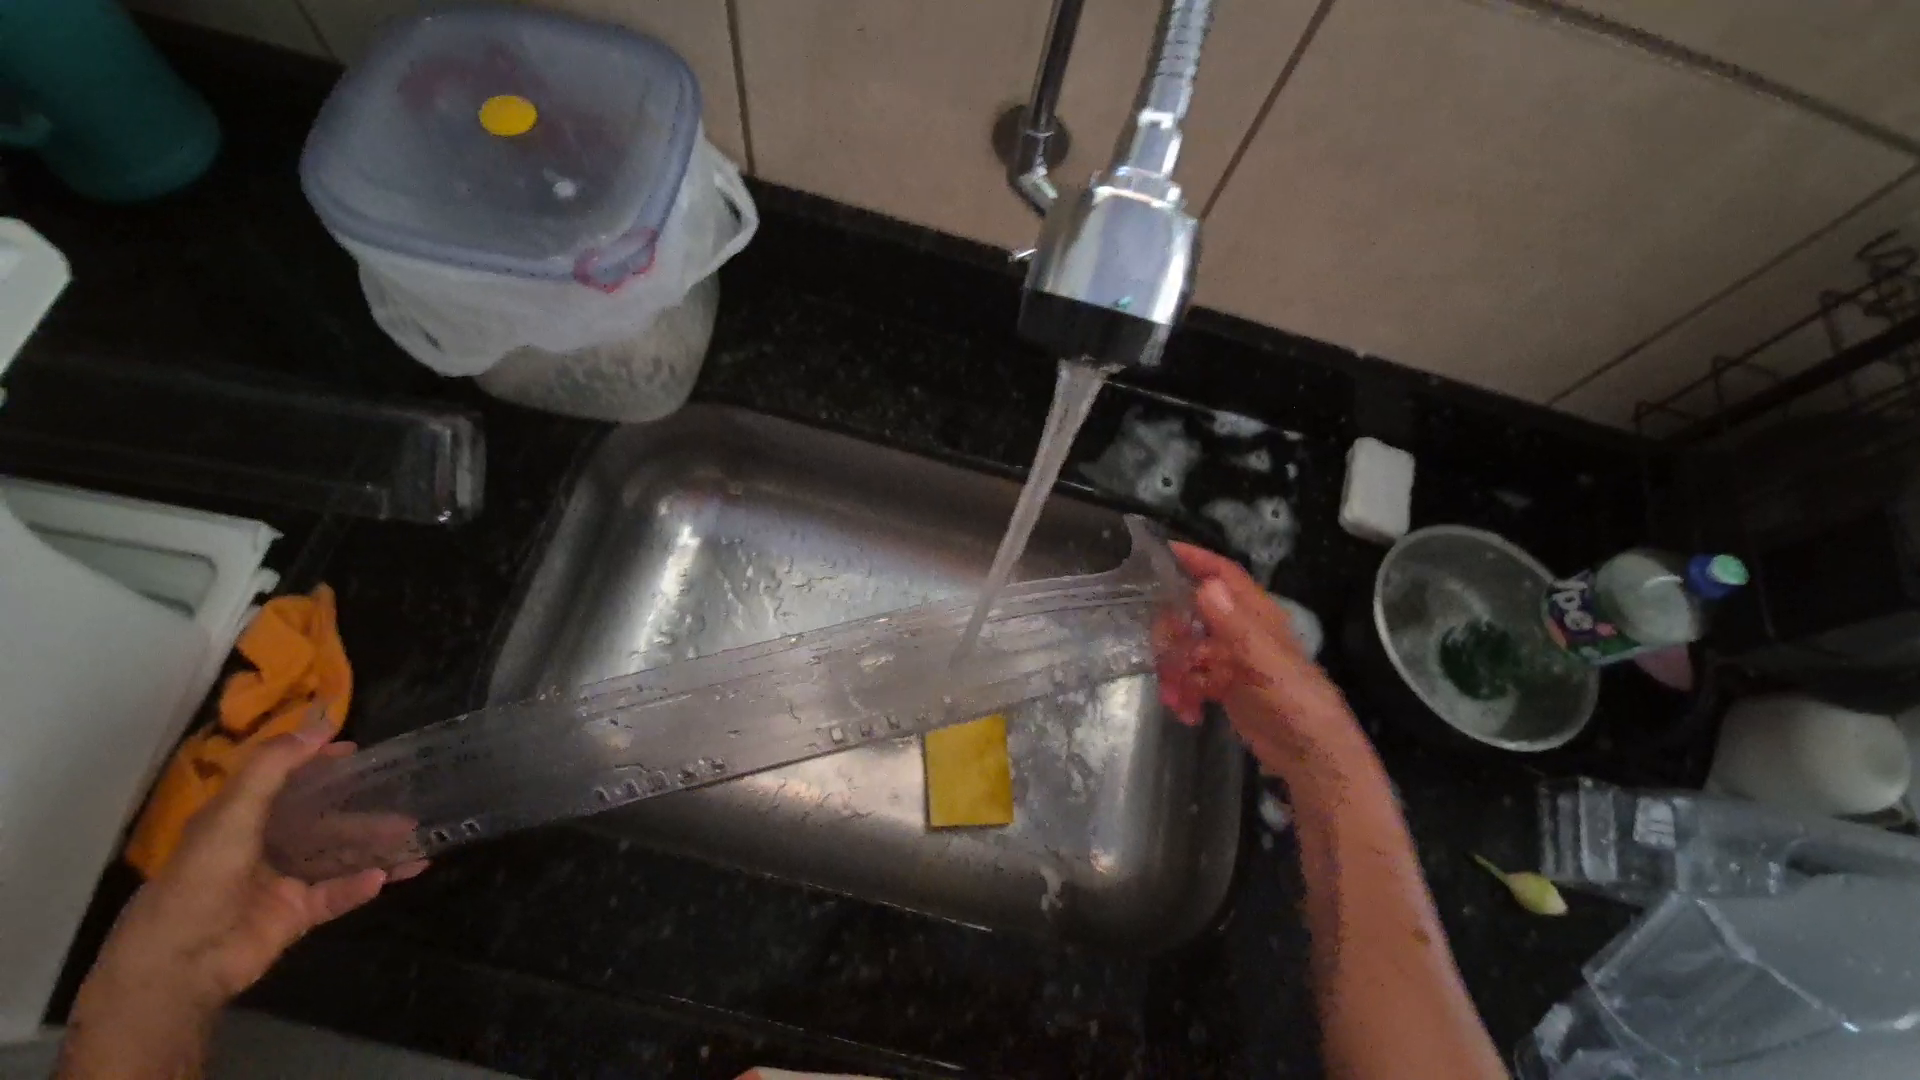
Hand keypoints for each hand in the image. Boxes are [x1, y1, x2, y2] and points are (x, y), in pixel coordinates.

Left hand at [81, 725, 425, 1018]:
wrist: (181, 963)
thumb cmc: (201, 880)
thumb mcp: (231, 814)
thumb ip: (273, 767)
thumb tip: (322, 725)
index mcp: (240, 823)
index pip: (285, 785)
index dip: (318, 765)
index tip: (357, 750)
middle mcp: (263, 849)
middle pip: (323, 823)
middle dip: (364, 811)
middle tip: (407, 800)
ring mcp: (282, 884)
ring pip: (340, 857)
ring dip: (376, 846)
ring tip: (414, 837)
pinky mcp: (296, 916)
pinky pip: (339, 896)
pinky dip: (362, 886)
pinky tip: (390, 875)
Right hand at [1154, 543, 1362, 779]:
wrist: (1313, 758)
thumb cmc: (1298, 704)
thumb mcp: (1267, 663)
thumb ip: (1236, 626)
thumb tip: (1205, 585)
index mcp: (1257, 616)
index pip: (1224, 574)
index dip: (1197, 559)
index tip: (1162, 551)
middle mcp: (1242, 632)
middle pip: (1193, 613)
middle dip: (1171, 632)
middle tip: (1161, 651)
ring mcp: (1231, 661)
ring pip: (1186, 649)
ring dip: (1174, 671)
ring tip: (1175, 697)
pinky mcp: (1224, 687)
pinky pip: (1190, 680)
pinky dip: (1183, 694)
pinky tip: (1188, 713)